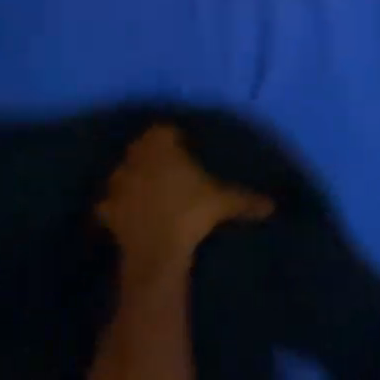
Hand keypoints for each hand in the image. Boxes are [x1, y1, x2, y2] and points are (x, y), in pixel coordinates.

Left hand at [94, 125, 273, 262]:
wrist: (157, 251)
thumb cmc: (192, 212)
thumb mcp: (224, 201)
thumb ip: (247, 198)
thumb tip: (273, 204)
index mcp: (161, 144)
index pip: (163, 129)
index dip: (173, 137)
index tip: (185, 148)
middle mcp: (135, 156)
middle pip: (141, 147)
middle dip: (151, 154)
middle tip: (169, 168)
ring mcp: (117, 182)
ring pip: (122, 172)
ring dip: (131, 178)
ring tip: (146, 190)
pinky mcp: (106, 209)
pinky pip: (108, 203)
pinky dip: (114, 207)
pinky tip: (124, 215)